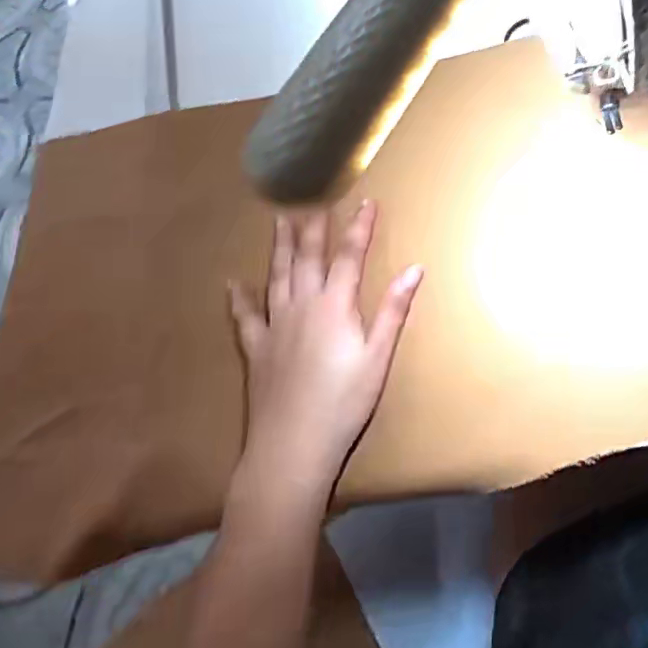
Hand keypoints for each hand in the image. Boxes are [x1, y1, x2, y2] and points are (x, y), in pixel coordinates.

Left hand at [227, 201, 423, 493]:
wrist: (293, 446)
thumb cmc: (344, 404)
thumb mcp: (378, 358)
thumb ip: (393, 310)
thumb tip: (414, 269)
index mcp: (334, 306)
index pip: (349, 256)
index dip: (359, 228)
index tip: (366, 202)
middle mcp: (302, 305)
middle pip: (308, 258)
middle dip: (315, 228)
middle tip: (315, 201)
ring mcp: (274, 325)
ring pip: (277, 275)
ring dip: (280, 247)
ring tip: (280, 221)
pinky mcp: (256, 347)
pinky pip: (245, 316)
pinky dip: (239, 298)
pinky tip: (232, 283)